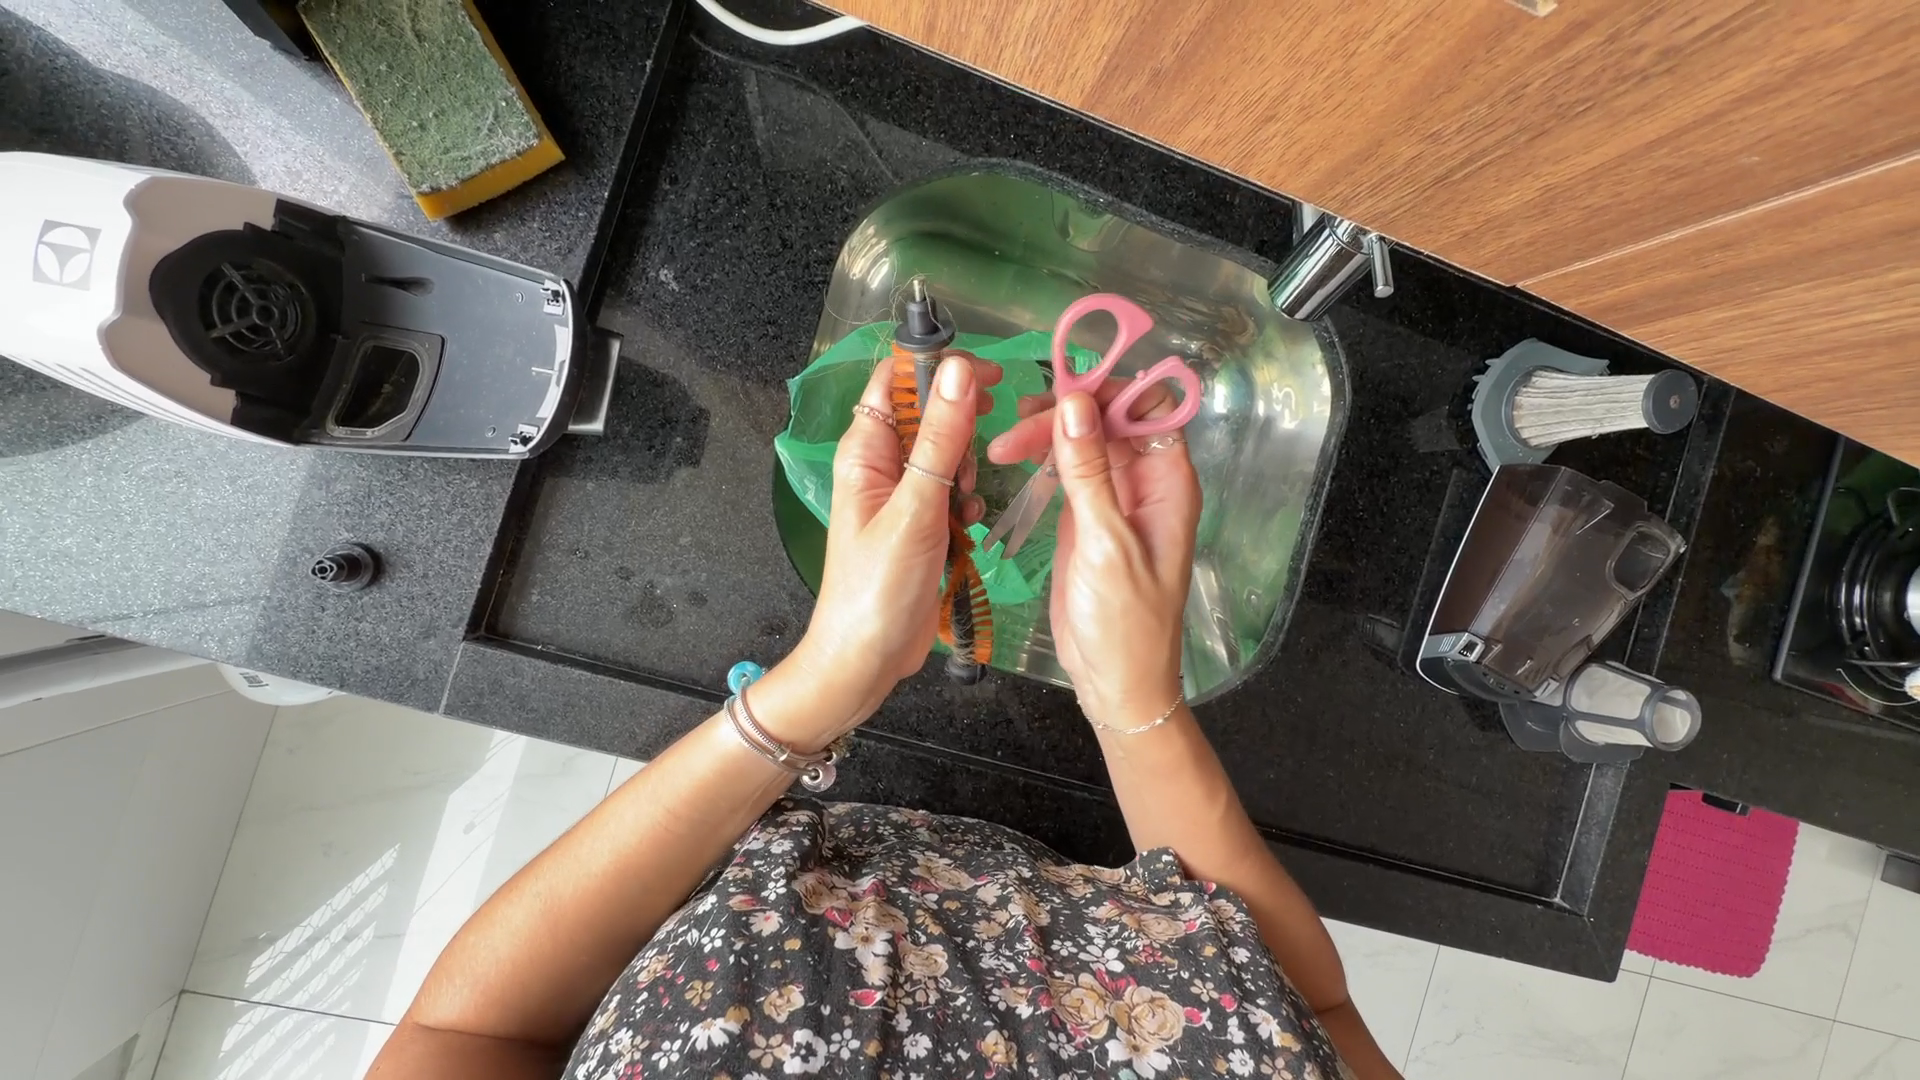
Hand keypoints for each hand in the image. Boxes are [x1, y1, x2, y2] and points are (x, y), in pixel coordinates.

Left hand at [769, 352, 998, 749]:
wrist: (867, 657)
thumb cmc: (879, 586)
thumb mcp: (914, 509)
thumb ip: (938, 440)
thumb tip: (958, 370)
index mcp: (865, 448)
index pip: (897, 379)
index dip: (940, 368)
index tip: (987, 378)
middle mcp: (881, 463)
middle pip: (928, 413)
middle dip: (959, 430)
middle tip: (969, 463)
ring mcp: (901, 494)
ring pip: (945, 453)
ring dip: (964, 471)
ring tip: (961, 506)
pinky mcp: (920, 521)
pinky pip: (951, 491)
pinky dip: (964, 502)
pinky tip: (965, 528)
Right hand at [987, 381, 1199, 727]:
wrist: (1114, 678)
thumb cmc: (1124, 619)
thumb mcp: (1105, 543)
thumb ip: (1089, 472)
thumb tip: (1075, 404)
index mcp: (1167, 483)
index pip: (1148, 409)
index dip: (1110, 392)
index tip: (1061, 394)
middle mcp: (1144, 482)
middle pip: (1109, 420)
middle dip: (1065, 414)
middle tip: (1014, 427)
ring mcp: (1113, 498)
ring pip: (1084, 442)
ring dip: (1047, 434)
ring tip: (1004, 444)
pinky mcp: (1086, 515)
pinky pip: (1069, 470)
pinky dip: (1043, 459)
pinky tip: (1015, 457)